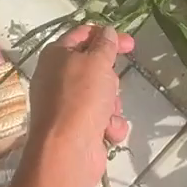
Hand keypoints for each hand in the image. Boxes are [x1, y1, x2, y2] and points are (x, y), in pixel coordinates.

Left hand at [25, 24, 133, 186]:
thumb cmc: (80, 98)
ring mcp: (69, 106)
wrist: (67, 153)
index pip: (84, 35)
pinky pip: (104, 119)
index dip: (107, 35)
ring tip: (107, 112)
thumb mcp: (96, 62)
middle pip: (95, 67)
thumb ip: (105, 45)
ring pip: (104, 94)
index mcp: (56, 55)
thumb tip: (106, 32)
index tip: (130, 43)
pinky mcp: (80, 129)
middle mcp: (59, 78)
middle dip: (110, 77)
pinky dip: (110, 124)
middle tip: (110, 85)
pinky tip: (106, 131)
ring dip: (112, 103)